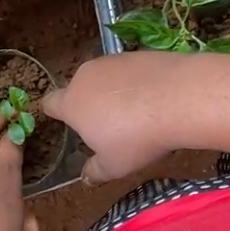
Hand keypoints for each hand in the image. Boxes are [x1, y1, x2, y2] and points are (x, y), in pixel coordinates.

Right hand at [41, 53, 186, 183]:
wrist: (179, 97)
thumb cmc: (137, 138)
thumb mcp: (115, 166)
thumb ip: (95, 171)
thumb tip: (85, 178)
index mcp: (72, 103)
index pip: (50, 103)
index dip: (53, 111)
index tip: (61, 119)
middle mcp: (87, 76)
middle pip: (80, 88)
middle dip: (90, 104)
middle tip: (109, 126)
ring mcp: (113, 60)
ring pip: (105, 78)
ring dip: (114, 92)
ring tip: (137, 113)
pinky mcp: (138, 53)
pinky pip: (130, 71)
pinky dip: (136, 82)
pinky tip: (155, 98)